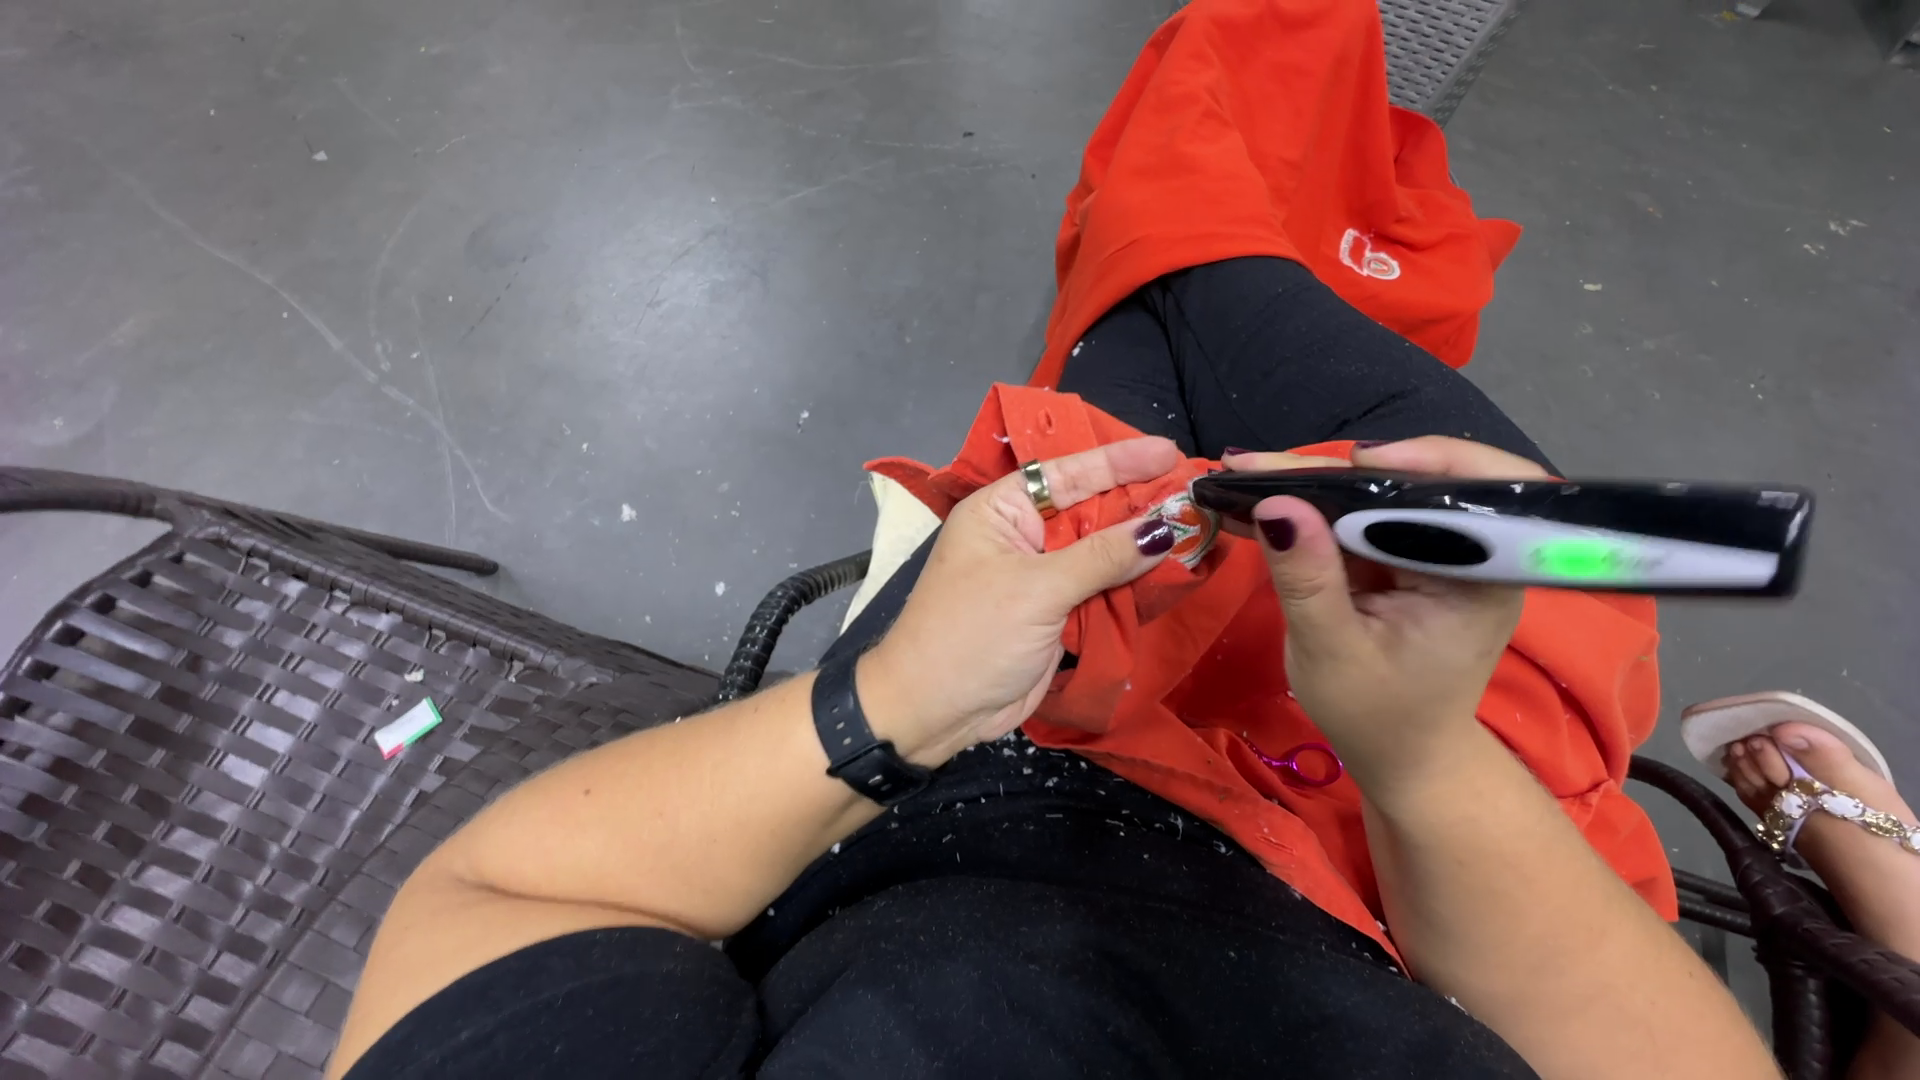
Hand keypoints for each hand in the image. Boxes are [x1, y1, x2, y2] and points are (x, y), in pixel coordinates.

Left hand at [856, 437, 1184, 765]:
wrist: (934, 711)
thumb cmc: (971, 634)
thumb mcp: (1036, 589)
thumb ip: (1101, 557)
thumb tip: (1163, 528)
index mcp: (1001, 512)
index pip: (1065, 474)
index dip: (1117, 461)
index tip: (1167, 452)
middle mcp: (1021, 536)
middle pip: (1089, 510)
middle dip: (1139, 503)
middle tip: (1195, 492)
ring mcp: (1040, 576)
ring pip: (1100, 551)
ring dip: (1142, 545)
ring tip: (1196, 527)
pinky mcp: (1054, 613)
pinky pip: (1101, 588)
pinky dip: (1133, 582)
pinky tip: (1171, 570)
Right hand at [1229, 437, 1549, 792]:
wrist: (1400, 755)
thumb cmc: (1378, 716)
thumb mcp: (1333, 652)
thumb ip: (1307, 579)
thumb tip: (1274, 506)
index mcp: (1480, 577)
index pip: (1478, 492)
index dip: (1425, 460)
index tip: (1359, 459)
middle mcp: (1466, 552)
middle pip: (1407, 485)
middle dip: (1330, 471)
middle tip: (1253, 465)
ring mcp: (1430, 553)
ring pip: (1373, 496)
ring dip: (1309, 484)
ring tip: (1242, 474)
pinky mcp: (1398, 559)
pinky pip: (1354, 519)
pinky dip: (1308, 510)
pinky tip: (1257, 500)